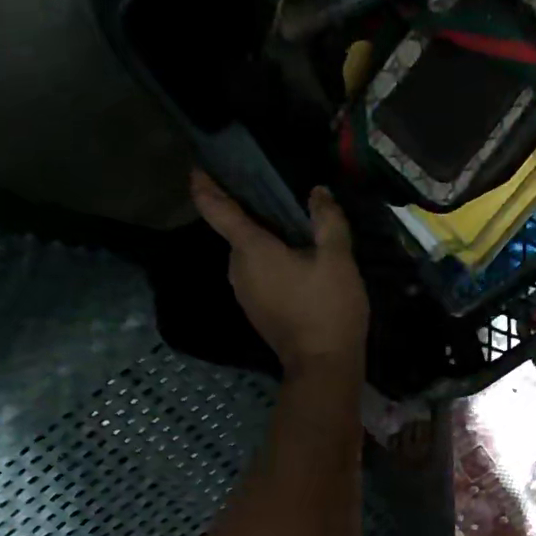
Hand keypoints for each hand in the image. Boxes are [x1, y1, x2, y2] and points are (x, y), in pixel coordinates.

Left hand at [189, 169, 369, 379]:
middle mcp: (238, 271)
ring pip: (248, 258)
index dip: (205, 186)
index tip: (198, 168)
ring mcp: (245, 296)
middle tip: (270, 196)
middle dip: (247, 214)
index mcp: (251, 250)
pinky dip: (269, 265)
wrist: (323, 367)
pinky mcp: (258, 314)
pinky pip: (258, 277)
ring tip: (287, 230)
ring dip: (261, 243)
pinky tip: (294, 264)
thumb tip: (318, 191)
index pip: (216, 209)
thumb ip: (328, 220)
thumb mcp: (337, 260)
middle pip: (236, 234)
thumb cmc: (327, 309)